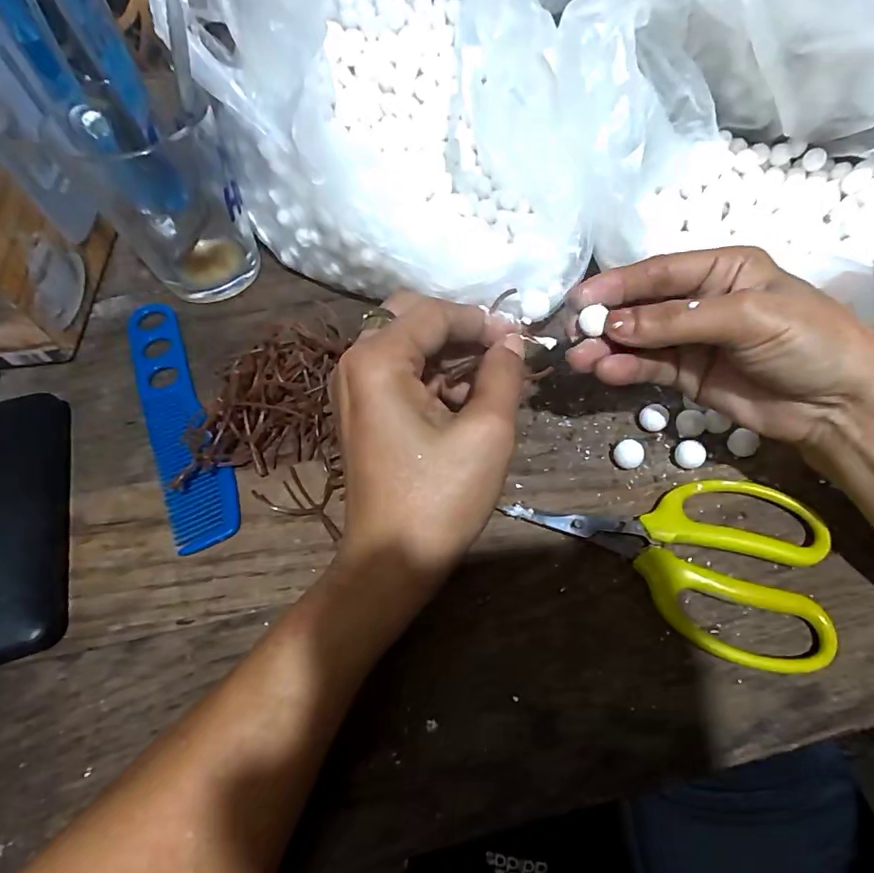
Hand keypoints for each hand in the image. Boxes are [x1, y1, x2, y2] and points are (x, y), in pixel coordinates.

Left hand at [332, 292, 528, 585]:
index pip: (433, 312)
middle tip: (501, 355)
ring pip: (406, 347)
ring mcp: (353, 390)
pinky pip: (399, 376)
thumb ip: (503, 374)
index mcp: (376, 360)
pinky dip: (433, 379)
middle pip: (411, 319)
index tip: (519, 341)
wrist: (393, 560)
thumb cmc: (440, 498)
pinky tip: (465, 402)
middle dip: (460, 331)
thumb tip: (511, 341)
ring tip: (491, 382)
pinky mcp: (362, 413)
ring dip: (449, 355)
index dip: (480, 320)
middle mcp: (354, 364)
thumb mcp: (486, 432)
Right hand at [563, 247, 873, 445]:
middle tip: (571, 332)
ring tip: (580, 359)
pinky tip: (606, 373)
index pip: (660, 272)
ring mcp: (693, 340)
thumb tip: (615, 326)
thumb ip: (678, 320)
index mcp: (722, 269)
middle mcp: (702, 300)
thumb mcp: (747, 317)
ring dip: (609, 347)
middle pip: (642, 305)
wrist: (839, 404)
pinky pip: (650, 369)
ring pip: (639, 340)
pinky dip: (626, 370)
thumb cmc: (807, 341)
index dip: (619, 284)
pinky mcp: (689, 376)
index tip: (581, 298)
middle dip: (606, 318)